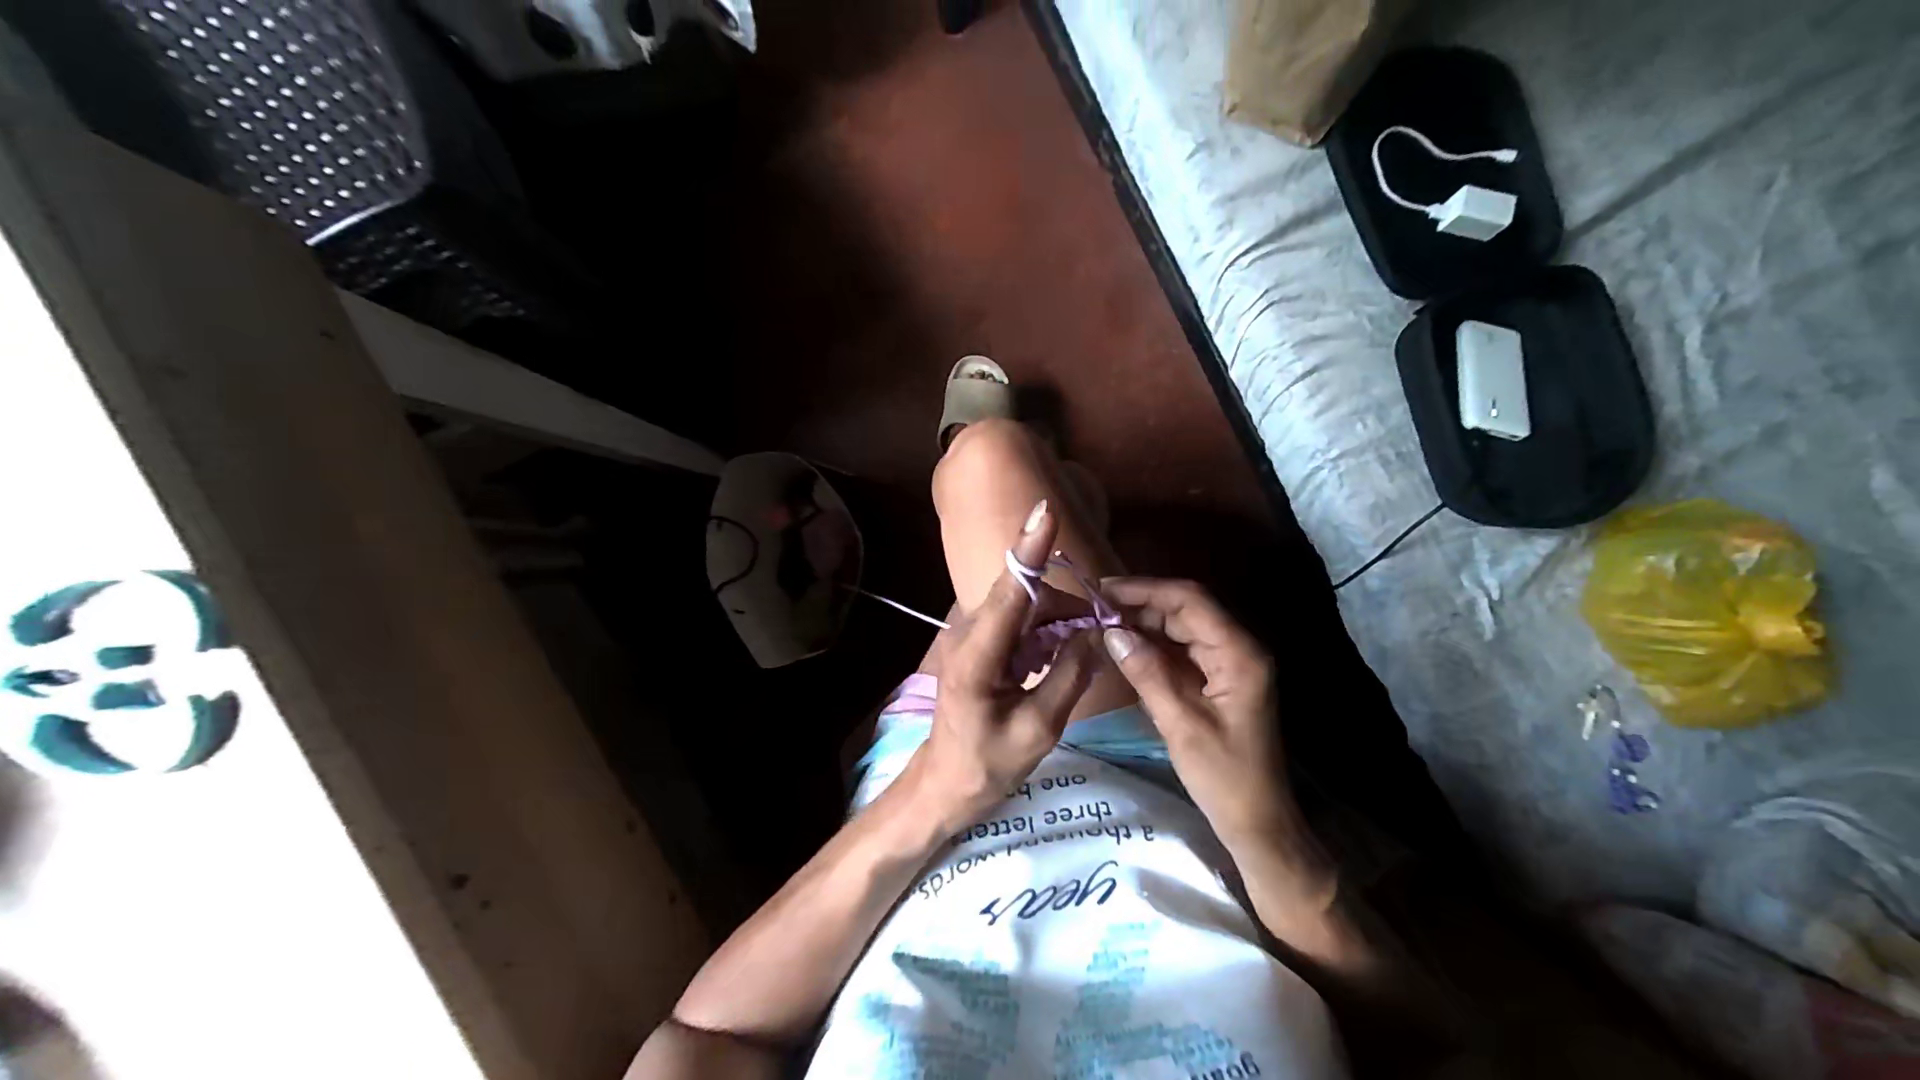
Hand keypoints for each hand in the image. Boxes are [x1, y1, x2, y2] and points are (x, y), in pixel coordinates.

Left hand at [903, 500, 1098, 827]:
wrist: (946, 782)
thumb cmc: (987, 763)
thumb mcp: (1038, 728)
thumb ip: (1070, 675)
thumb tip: (1098, 633)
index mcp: (977, 654)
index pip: (1010, 590)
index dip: (1030, 548)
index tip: (1045, 510)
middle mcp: (970, 632)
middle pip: (1027, 596)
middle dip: (1068, 607)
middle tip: (1102, 634)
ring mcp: (972, 634)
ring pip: (1026, 607)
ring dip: (1059, 622)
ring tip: (1080, 654)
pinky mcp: (979, 641)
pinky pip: (1020, 621)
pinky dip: (1045, 633)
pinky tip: (1056, 659)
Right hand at [1098, 578, 1296, 847]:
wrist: (1258, 822)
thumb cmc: (1225, 777)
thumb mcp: (1180, 725)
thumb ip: (1146, 673)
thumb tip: (1110, 632)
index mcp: (1239, 654)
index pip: (1190, 601)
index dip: (1145, 589)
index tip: (1103, 590)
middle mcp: (1236, 649)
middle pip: (1184, 609)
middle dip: (1139, 604)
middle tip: (1093, 609)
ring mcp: (1227, 664)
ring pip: (1179, 628)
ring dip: (1142, 624)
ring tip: (1100, 624)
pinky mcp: (1216, 680)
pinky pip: (1180, 650)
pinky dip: (1151, 646)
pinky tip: (1122, 648)